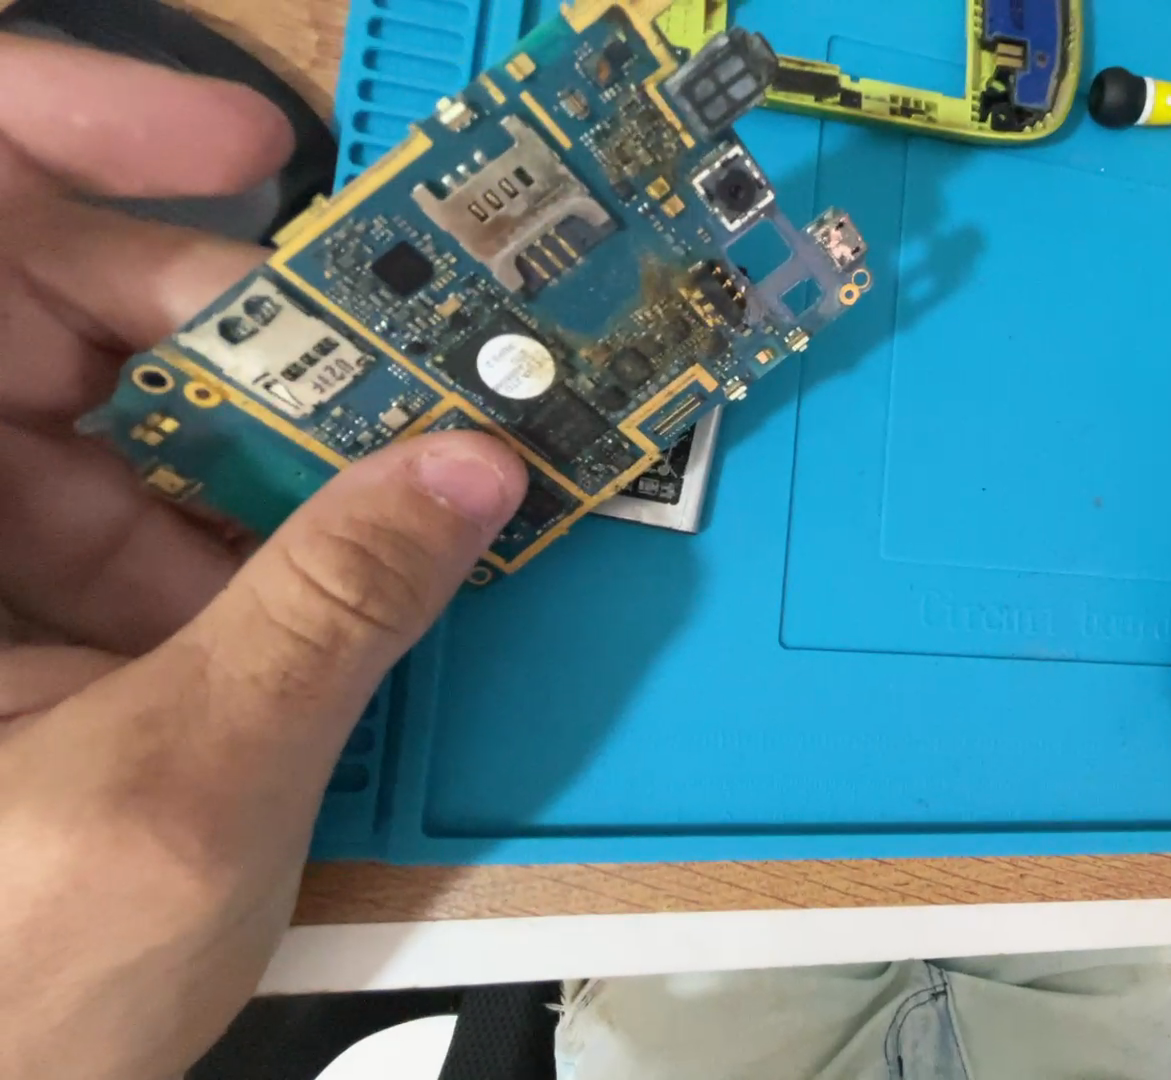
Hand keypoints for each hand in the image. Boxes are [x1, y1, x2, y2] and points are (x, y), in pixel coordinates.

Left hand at [0, 35, 526, 1078]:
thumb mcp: (184, 787)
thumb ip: (342, 606)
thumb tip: (472, 474)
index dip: (78, 140)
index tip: (254, 149)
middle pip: (66, 320)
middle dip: (257, 336)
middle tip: (412, 376)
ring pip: (151, 427)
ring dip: (303, 450)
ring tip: (422, 480)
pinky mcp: (36, 609)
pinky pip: (178, 513)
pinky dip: (289, 523)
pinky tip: (368, 557)